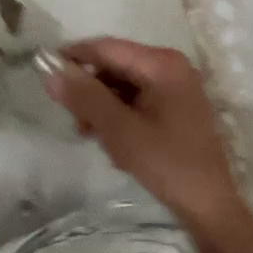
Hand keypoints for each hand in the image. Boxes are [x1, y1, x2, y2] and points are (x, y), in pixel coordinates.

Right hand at [45, 38, 252, 252]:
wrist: (208, 204)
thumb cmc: (166, 162)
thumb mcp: (118, 129)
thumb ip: (83, 97)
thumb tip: (49, 71)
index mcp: (162, 64)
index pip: (105, 48)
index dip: (72, 58)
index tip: (44, 75)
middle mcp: (171, 66)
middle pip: (114, 65)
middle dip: (89, 89)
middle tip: (72, 119)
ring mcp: (176, 86)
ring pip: (122, 84)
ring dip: (100, 106)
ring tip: (90, 135)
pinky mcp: (175, 106)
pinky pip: (136, 99)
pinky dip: (117, 115)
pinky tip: (112, 141)